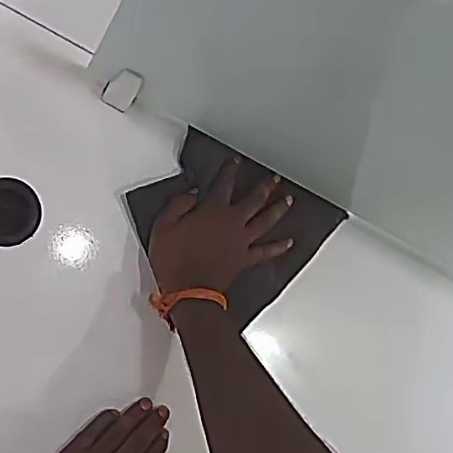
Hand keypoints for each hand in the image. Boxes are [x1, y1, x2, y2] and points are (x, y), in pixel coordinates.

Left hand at [12, 400, 170, 452]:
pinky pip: (93, 429)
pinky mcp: (74, 451)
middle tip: (161, 412)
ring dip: (134, 415)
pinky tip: (113, 413)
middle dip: (152, 424)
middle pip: (139, 441)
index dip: (158, 445)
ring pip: (119, 430)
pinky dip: (104, 419)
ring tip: (144, 405)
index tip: (163, 433)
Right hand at [148, 158, 293, 293]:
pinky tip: (289, 241)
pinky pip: (266, 250)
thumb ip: (178, 205)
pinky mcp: (244, 259)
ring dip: (277, 209)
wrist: (188, 290)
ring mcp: (241, 241)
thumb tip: (192, 193)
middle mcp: (232, 222)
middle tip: (273, 179)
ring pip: (265, 220)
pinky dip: (279, 246)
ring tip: (287, 199)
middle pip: (253, 200)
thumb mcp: (163, 225)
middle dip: (263, 187)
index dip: (230, 171)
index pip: (223, 184)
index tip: (235, 162)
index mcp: (212, 210)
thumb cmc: (172, 258)